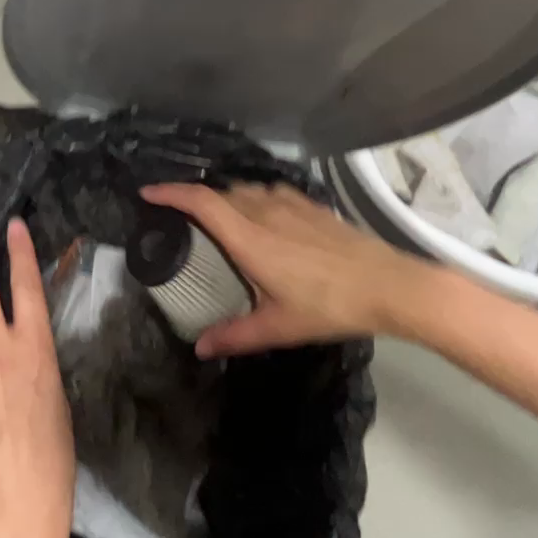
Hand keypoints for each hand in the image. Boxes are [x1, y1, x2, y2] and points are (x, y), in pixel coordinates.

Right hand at [141, 182, 434, 356]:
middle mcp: (264, 211)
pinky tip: (261, 217)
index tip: (147, 192)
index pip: (200, 202)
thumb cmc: (330, 305)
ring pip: (244, 190)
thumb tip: (200, 347)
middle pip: (219, 193)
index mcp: (249, 237)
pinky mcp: (311, 205)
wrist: (390, 285)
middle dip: (193, 199)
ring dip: (224, 199)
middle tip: (179, 218)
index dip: (170, 192)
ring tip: (217, 219)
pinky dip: (252, 198)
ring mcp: (290, 204)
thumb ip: (235, 334)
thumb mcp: (279, 326)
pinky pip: (269, 192)